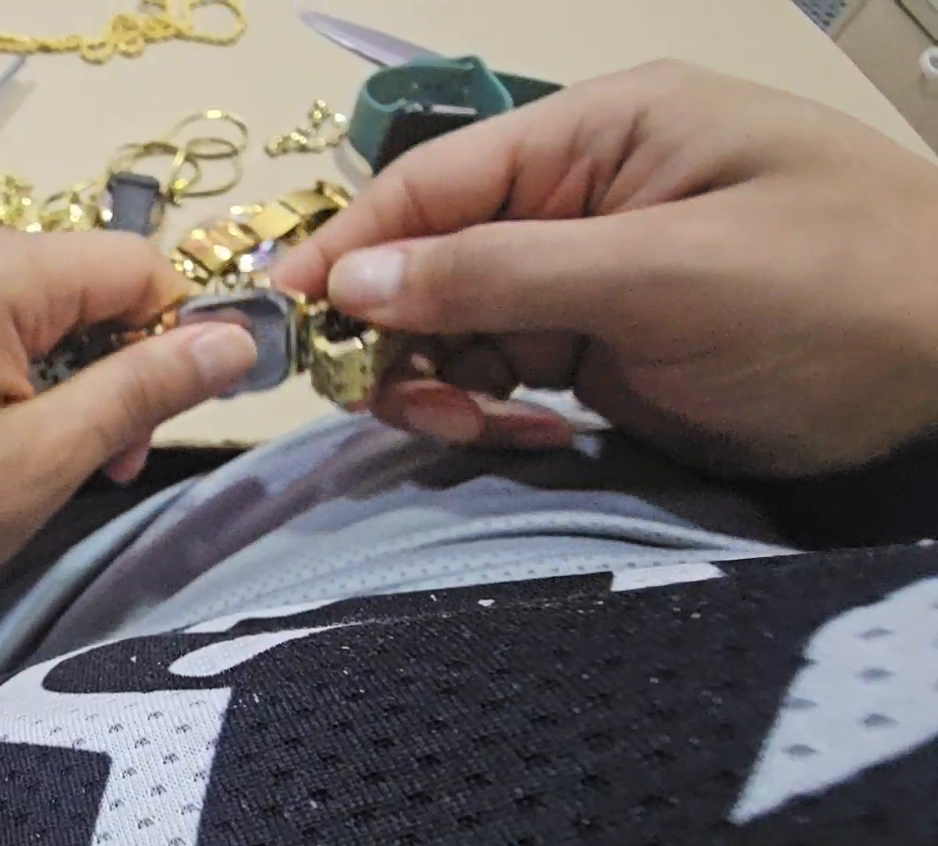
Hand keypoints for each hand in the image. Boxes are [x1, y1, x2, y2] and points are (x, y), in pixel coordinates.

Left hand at [0, 229, 259, 665]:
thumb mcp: (45, 456)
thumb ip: (145, 388)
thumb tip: (238, 339)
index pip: (136, 267)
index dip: (175, 336)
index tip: (169, 419)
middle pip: (91, 290)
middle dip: (121, 371)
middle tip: (110, 461)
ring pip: (49, 319)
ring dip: (78, 388)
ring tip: (61, 465)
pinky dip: (28, 387)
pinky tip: (14, 445)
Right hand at [273, 60, 937, 476]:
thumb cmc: (837, 307)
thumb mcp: (661, 279)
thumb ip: (494, 274)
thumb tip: (347, 284)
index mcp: (592, 138)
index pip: (427, 186)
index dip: (345, 247)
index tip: (280, 310)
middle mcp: (559, 200)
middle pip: (413, 266)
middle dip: (392, 338)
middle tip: (391, 400)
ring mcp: (554, 279)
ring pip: (431, 331)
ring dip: (432, 387)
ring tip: (479, 427)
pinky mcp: (558, 346)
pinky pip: (470, 376)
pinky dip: (473, 413)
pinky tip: (526, 434)